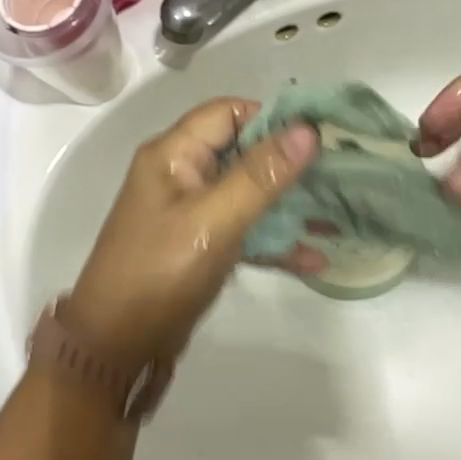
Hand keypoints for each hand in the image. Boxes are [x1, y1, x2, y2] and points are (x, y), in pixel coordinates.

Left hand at [61, 99, 319, 367]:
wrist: (117, 346)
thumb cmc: (160, 273)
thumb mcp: (213, 220)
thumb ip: (260, 175)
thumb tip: (307, 129)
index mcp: (173, 154)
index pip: (229, 112)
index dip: (275, 117)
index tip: (325, 134)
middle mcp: (182, 175)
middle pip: (244, 151)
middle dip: (291, 162)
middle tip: (344, 172)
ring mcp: (192, 213)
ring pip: (249, 194)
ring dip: (290, 203)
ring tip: (340, 212)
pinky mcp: (202, 247)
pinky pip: (245, 232)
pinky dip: (276, 241)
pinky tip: (316, 259)